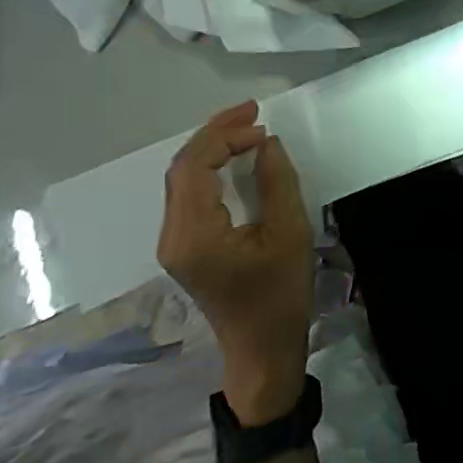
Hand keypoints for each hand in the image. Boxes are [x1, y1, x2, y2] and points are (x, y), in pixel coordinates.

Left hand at [159, 101, 314, 424]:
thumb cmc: (280, 296)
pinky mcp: (185, 247)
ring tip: (247, 128)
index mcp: (193, 234)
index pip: (194, 167)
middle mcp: (172, 235)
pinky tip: (235, 160)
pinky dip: (210, 170)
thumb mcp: (290, 235)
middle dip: (215, 135)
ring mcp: (174, 243)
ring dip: (212, 150)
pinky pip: (189, 195)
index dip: (224, 137)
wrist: (262, 349)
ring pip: (182, 180)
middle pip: (181, 169)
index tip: (262, 127)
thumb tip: (267, 144)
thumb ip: (277, 183)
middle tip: (253, 113)